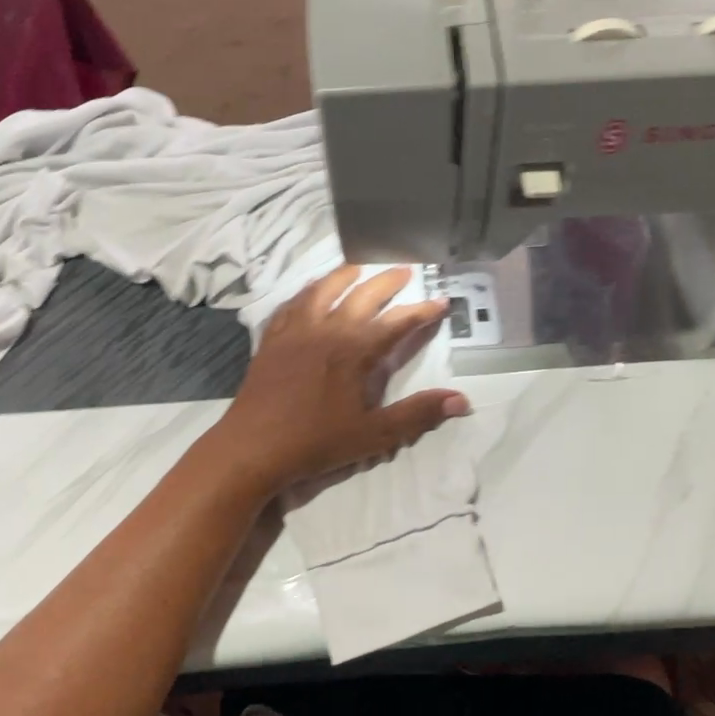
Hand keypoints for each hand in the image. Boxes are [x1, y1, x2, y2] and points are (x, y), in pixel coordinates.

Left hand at [209, 265, 469, 492]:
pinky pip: (291, 305)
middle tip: (405, 271)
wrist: (253, 447)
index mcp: (355, 350)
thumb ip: (418, 414)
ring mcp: (295, 331)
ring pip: (323, 290)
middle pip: (362, 295)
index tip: (441, 302)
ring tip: (357, 268)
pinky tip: (309, 293)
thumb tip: (462, 401)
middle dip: (387, 282)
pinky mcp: (272, 340)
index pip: (397, 322)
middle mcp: (327, 330)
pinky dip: (306, 293)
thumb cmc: (317, 442)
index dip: (422, 311)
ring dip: (344, 276)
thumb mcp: (375, 435)